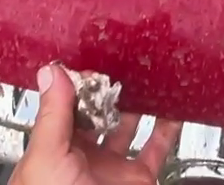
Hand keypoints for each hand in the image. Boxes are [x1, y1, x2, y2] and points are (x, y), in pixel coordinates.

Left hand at [11, 63, 183, 184]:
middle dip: (112, 84)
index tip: (95, 51)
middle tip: (128, 50)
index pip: (65, 106)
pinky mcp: (140, 180)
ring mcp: (112, 169)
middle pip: (98, 112)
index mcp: (51, 154)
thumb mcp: (46, 160)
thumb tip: (51, 69)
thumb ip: (53, 116)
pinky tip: (176, 101)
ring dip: (141, 98)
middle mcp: (81, 159)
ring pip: (129, 124)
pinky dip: (169, 124)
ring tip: (152, 66)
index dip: (80, 79)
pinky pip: (158, 146)